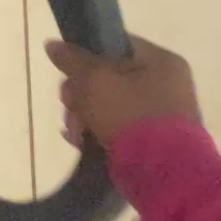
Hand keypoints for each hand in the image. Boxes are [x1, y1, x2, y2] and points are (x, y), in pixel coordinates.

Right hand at [45, 35, 200, 147]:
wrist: (165, 175)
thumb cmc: (129, 115)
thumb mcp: (92, 80)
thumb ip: (70, 59)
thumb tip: (53, 44)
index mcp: (161, 62)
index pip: (113, 44)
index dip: (84, 56)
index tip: (69, 73)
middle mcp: (168, 85)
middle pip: (107, 76)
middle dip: (80, 93)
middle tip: (70, 106)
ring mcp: (164, 114)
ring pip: (108, 102)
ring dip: (84, 114)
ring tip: (75, 131)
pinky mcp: (157, 141)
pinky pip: (118, 125)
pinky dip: (97, 130)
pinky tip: (80, 140)